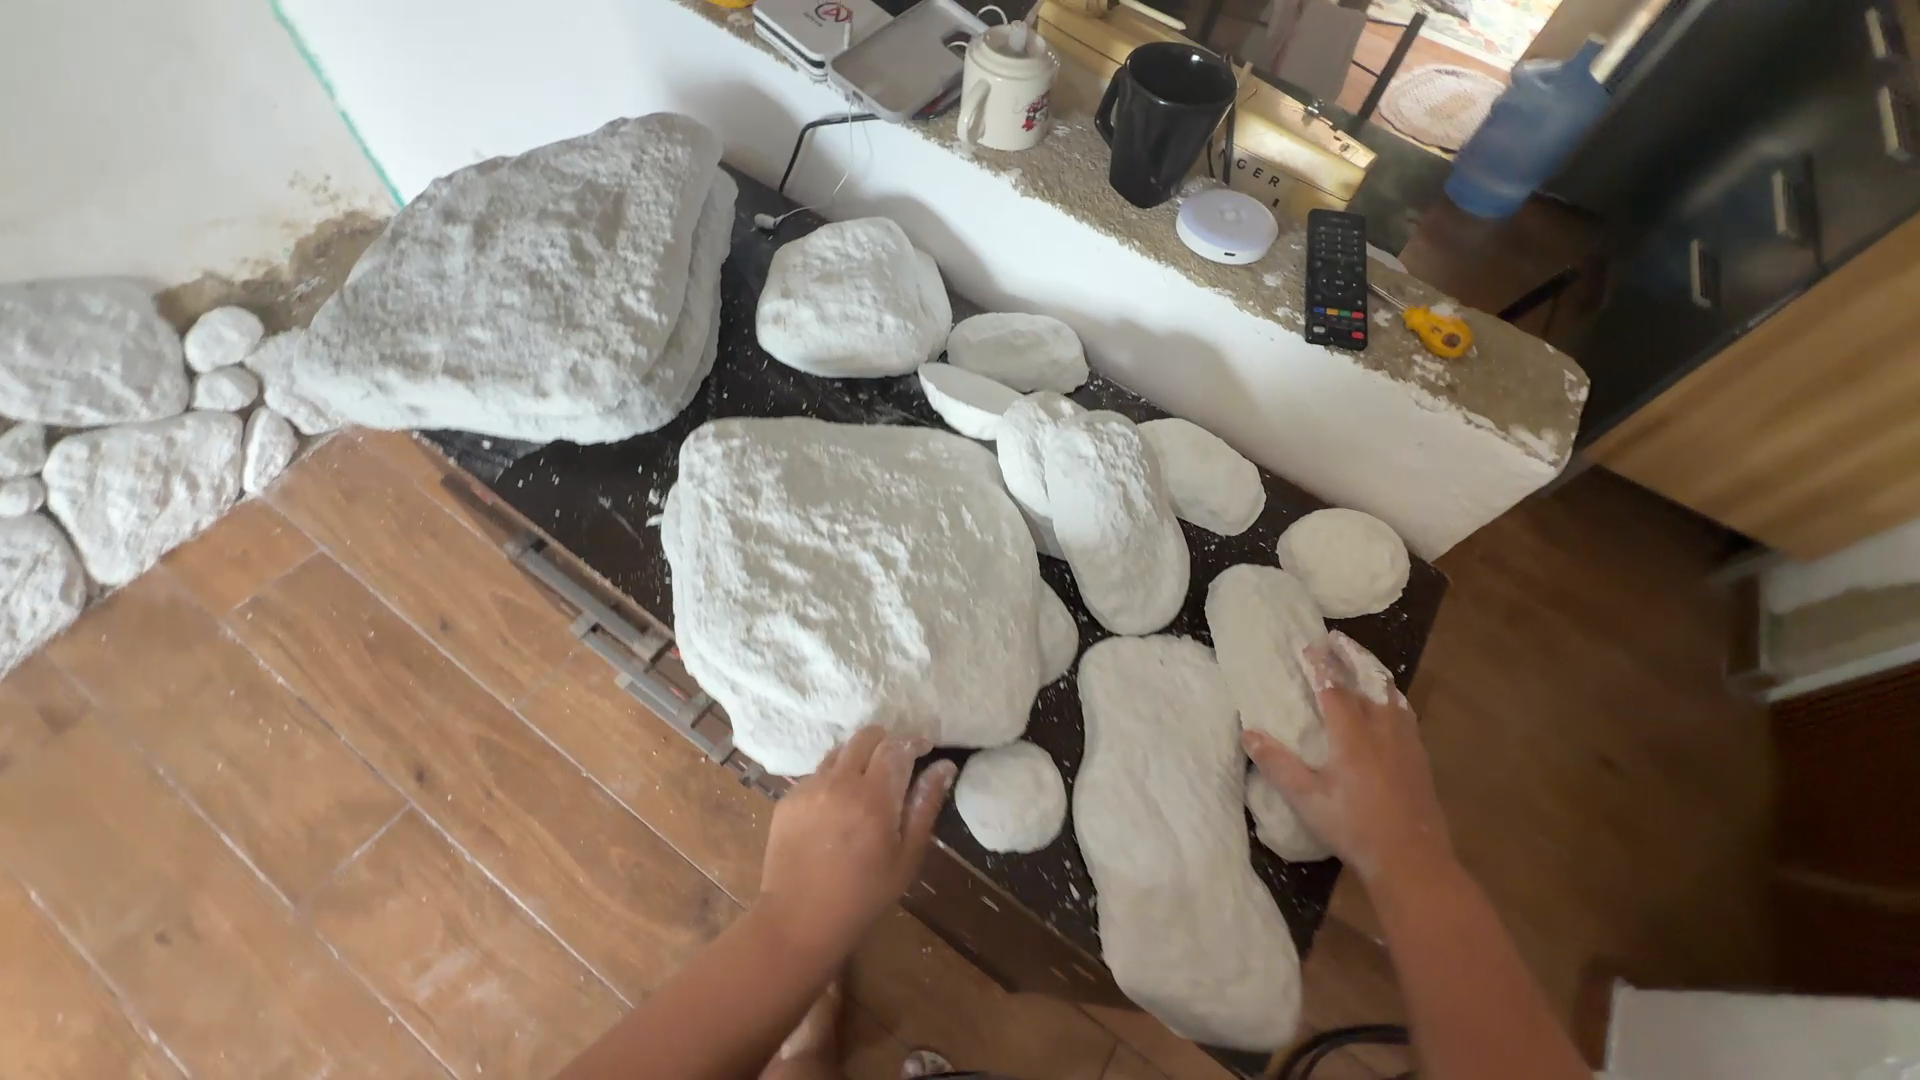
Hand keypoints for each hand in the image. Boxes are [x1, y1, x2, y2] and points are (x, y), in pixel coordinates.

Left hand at [757, 726, 957, 961]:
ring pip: (840, 750)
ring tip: (867, 782)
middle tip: (898, 762)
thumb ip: (925, 805)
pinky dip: (834, 777)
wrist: (798, 920)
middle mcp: (839, 783)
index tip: (926, 748)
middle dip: (887, 741)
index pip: (897, 747)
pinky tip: (839, 805)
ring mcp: (809, 787)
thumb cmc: (863, 895)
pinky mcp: (788, 798)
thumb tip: (944, 766)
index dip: (914, 742)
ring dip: (859, 756)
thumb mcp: (906, 856)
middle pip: (866, 736)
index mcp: (873, 798)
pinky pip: (817, 772)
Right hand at [1242, 631, 1451, 885]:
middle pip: (1368, 680)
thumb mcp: (1306, 798)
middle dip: (1350, 656)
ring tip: (1361, 660)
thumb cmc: (1354, 826)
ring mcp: (1405, 741)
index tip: (1305, 645)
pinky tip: (1389, 702)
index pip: (1332, 688)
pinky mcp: (1419, 756)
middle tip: (1335, 638)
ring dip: (1373, 670)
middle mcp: (1382, 728)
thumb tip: (1248, 734)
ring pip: (1391, 693)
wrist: (1413, 859)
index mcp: (1352, 734)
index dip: (1317, 665)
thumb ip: (1277, 764)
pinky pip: (1404, 711)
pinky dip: (1391, 694)